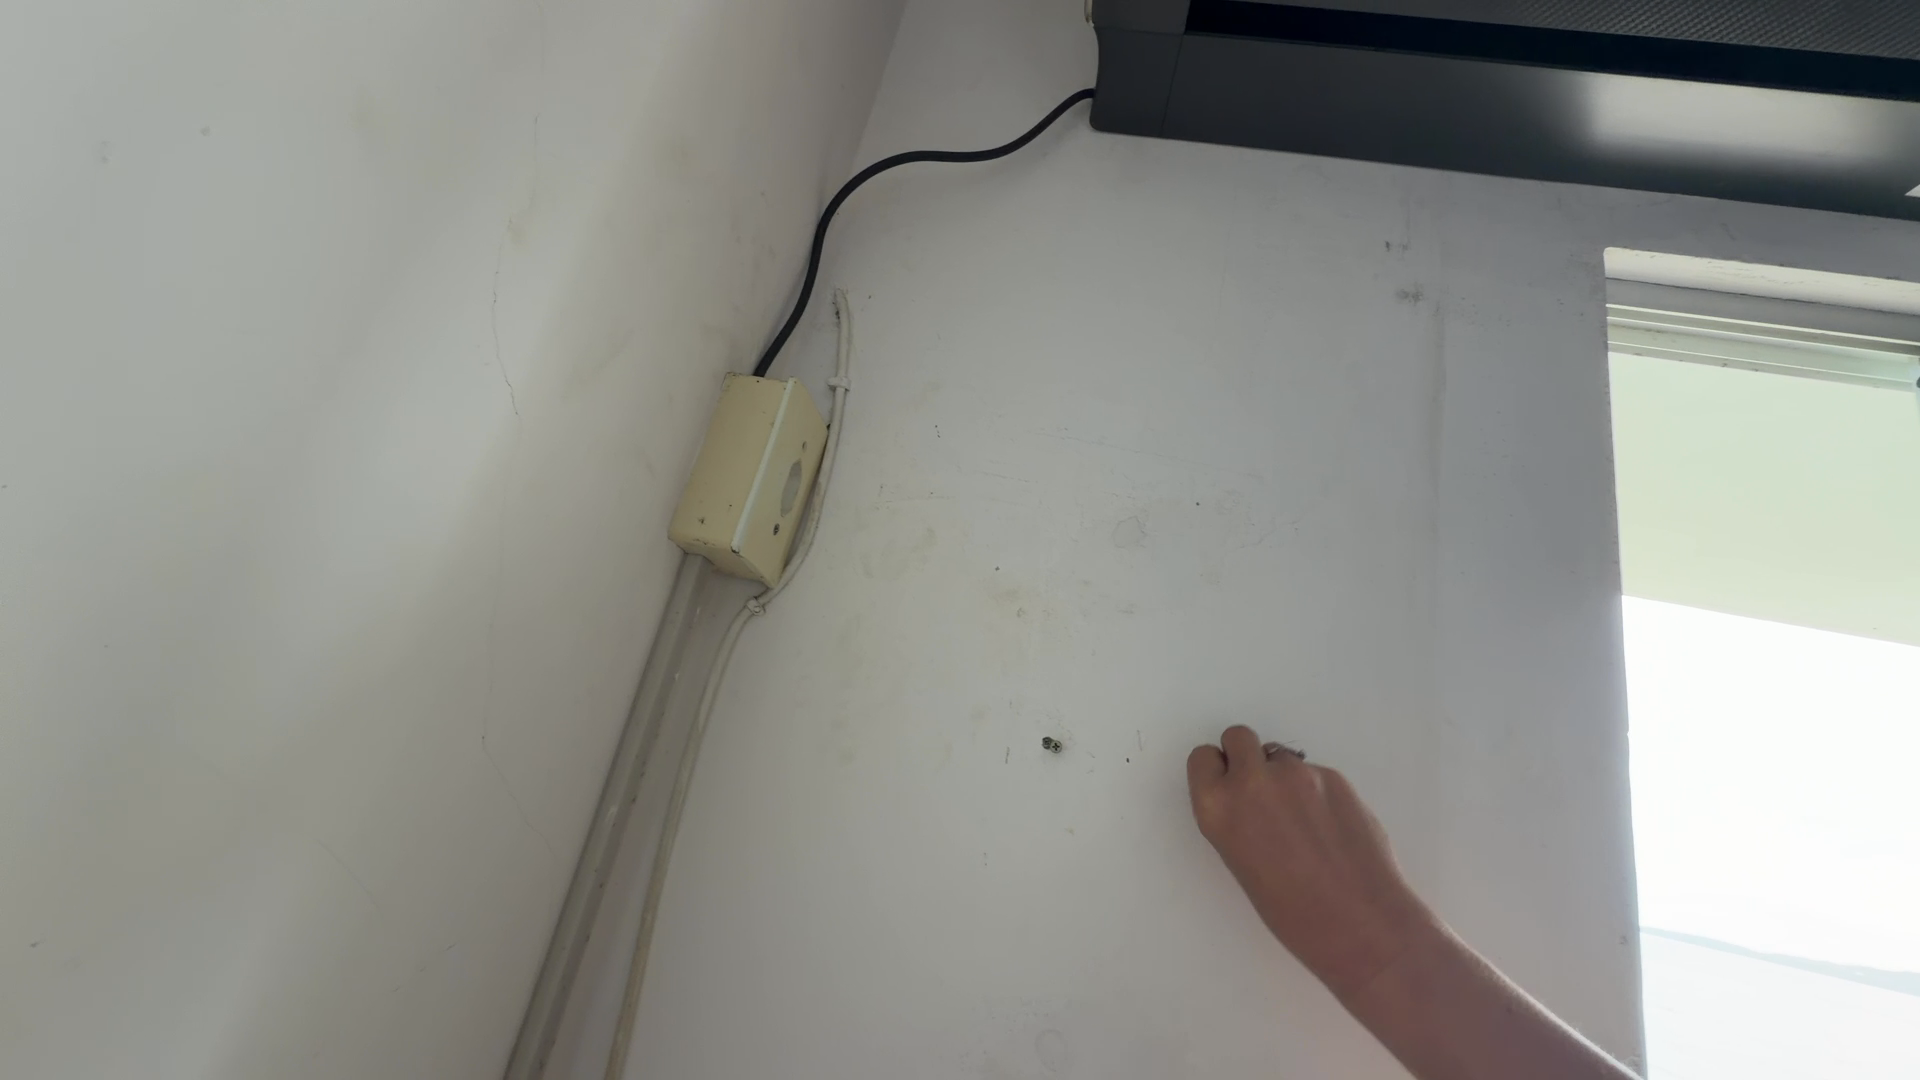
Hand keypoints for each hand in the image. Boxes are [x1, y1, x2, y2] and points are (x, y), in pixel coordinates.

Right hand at [1187, 726, 1435, 999]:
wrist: (1363, 928)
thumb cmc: (1291, 913)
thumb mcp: (1239, 860)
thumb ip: (1236, 817)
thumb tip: (1250, 797)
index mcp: (1217, 807)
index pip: (1202, 757)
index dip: (1218, 770)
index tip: (1229, 787)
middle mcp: (1250, 780)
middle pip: (1238, 736)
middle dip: (1247, 757)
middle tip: (1263, 790)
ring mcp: (1295, 774)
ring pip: (1281, 757)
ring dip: (1286, 777)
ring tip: (1307, 821)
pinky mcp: (1334, 777)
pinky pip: (1315, 774)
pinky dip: (1319, 794)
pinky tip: (1334, 830)